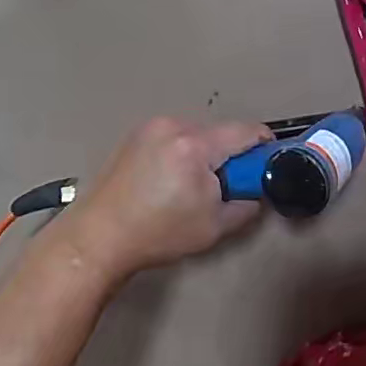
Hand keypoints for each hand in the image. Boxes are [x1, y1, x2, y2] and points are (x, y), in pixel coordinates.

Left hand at [55, 117, 272, 283]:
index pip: (247, 131)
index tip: (267, 164)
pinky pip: (173, 137)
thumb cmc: (156, 234)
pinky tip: (170, 182)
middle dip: (229, 157)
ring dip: (204, 154)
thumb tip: (257, 191)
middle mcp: (173, 127)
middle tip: (224, 188)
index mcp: (195, 146)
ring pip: (197, 134)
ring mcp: (151, 128)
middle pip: (220, 132)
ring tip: (190, 189)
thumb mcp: (215, 226)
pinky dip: (181, 153)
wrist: (98, 238)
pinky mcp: (135, 136)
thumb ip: (247, 203)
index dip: (264, 147)